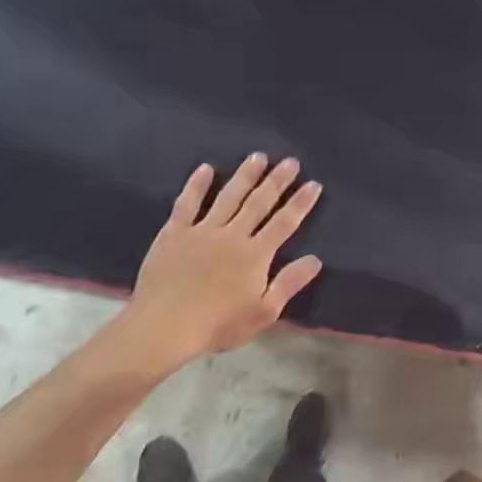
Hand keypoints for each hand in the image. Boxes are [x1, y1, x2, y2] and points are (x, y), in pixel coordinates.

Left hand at [123, 153, 323, 362]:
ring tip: (258, 156)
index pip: (284, 223)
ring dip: (245, 175)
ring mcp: (202, 230)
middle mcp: (232, 235)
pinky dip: (197, 185)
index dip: (300, 203)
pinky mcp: (174, 233)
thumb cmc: (218, 324)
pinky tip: (205, 169)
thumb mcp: (264, 312)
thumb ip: (289, 283)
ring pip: (228, 196)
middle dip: (277, 181)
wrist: (166, 324)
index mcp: (255, 255)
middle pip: (259, 203)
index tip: (313, 184)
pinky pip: (187, 203)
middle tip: (290, 161)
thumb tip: (315, 259)